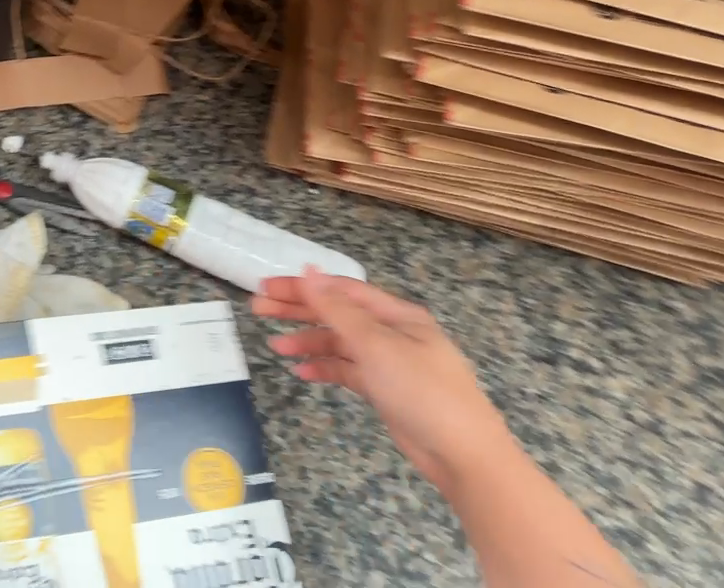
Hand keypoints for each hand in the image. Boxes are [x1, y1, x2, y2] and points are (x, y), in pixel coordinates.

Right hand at [252, 268, 516, 494]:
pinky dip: (324, 368)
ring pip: (339, 343)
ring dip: (306, 341)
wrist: (464, 456)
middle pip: (336, 313)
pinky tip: (302, 371)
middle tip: (258, 309)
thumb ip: (337, 308)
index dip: (303, 286)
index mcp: (397, 315)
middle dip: (297, 310)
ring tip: (275, 347)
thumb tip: (309, 268)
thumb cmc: (423, 391)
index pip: (340, 290)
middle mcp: (392, 333)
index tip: (266, 287)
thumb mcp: (376, 344)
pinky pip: (347, 370)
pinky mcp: (385, 389)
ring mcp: (389, 362)